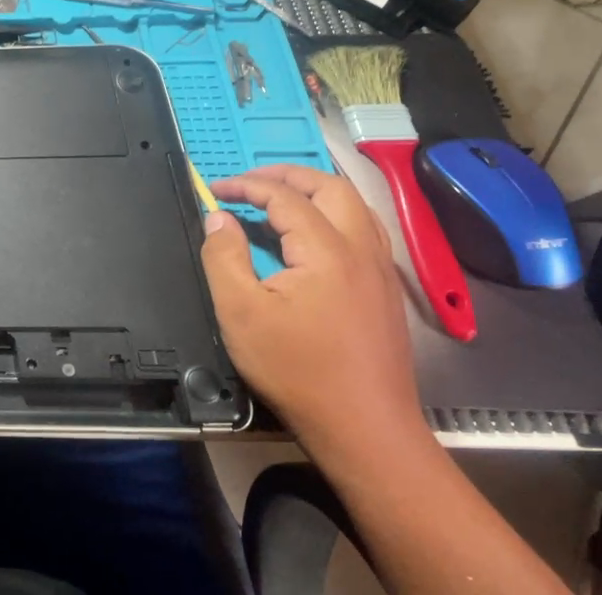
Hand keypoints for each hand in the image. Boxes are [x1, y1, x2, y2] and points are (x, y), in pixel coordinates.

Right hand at [200, 165, 424, 458]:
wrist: (364, 427)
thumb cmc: (296, 369)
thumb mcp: (239, 312)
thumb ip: (223, 256)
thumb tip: (218, 218)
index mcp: (327, 251)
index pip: (285, 197)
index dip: (246, 185)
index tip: (214, 190)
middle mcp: (362, 251)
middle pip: (332, 188)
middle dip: (288, 175)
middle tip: (250, 180)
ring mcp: (381, 272)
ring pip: (356, 207)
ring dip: (315, 192)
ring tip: (279, 198)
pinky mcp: (386, 292)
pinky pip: (365, 232)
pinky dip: (334, 216)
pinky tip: (312, 235)